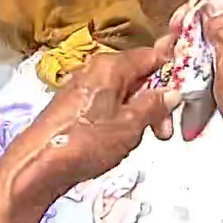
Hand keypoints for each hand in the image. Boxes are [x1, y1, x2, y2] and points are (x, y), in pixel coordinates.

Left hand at [0, 47, 175, 216]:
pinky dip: (118, 122)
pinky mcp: (72, 110)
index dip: (171, 71)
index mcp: (109, 66)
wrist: (37, 166)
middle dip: (155, 101)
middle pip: (136, 76)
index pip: (151, 56)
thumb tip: (170, 92)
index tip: (184, 90)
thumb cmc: (81, 143)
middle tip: (163, 129)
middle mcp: (93, 72)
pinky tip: (117, 143)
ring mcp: (80, 90)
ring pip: (121, 95)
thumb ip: (154, 105)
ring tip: (138, 140)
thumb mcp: (130, 125)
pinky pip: (105, 108)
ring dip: (137, 115)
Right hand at [195, 0, 222, 181]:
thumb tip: (211, 1)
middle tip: (182, 30)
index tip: (200, 2)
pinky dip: (195, 65)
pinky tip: (187, 77)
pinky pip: (211, 61)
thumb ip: (222, 31)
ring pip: (213, 34)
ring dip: (191, 42)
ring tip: (179, 56)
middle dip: (197, 15)